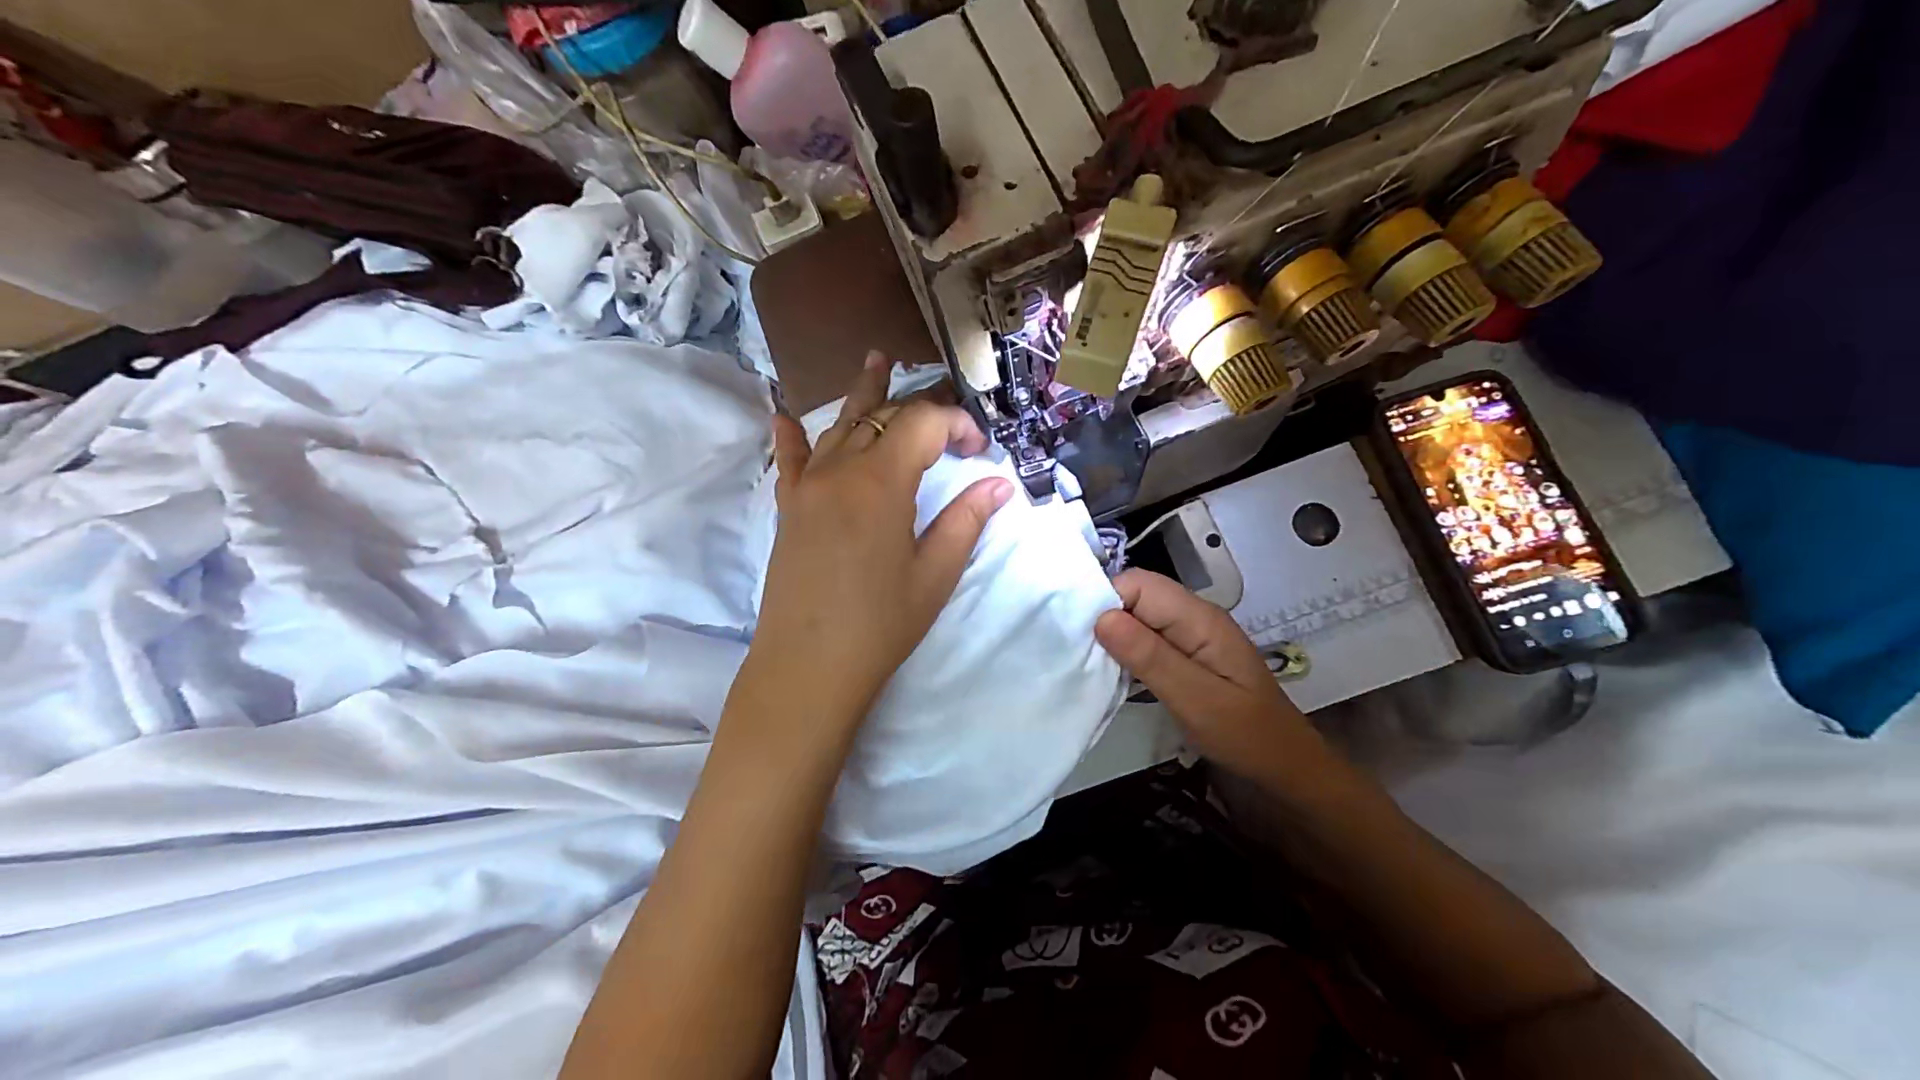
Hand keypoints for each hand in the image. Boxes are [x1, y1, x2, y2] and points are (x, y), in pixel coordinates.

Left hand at [749, 351, 1013, 734]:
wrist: (808, 666)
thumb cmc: (880, 624)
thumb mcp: (935, 574)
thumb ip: (965, 521)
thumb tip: (998, 485)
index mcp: (881, 482)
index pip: (923, 423)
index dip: (957, 424)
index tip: (979, 450)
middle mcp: (841, 471)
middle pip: (881, 417)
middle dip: (917, 407)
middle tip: (942, 406)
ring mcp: (808, 488)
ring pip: (839, 427)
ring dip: (861, 396)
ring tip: (874, 361)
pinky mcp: (789, 510)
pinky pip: (791, 461)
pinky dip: (792, 436)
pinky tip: (784, 414)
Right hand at [1095, 569, 1313, 778]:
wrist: (1285, 767)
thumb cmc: (1245, 735)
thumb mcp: (1195, 699)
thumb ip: (1150, 657)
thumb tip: (1101, 617)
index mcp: (1199, 618)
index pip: (1138, 584)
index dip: (1106, 601)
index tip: (1080, 637)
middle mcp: (1193, 617)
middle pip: (1136, 596)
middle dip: (1103, 617)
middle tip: (1078, 653)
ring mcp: (1189, 635)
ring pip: (1137, 617)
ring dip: (1111, 635)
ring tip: (1087, 663)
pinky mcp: (1183, 654)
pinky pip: (1145, 638)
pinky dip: (1124, 651)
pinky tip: (1111, 672)